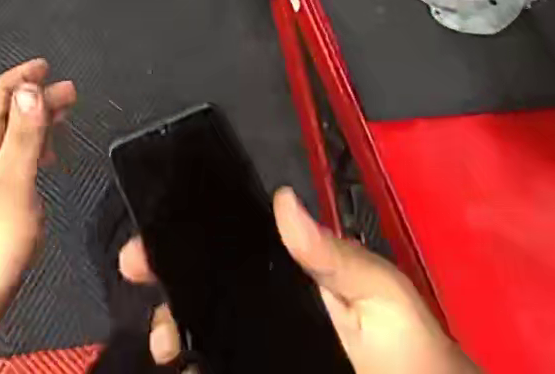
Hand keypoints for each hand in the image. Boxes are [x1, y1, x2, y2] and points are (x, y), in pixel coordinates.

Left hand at [0, 58, 76, 322]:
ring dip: (36, 121)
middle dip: (36, 97)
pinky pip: (11, 159)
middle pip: (5, 114)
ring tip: (62, 117)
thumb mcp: (13, 180)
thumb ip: (24, 133)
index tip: (46, 65)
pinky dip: (32, 147)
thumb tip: (29, 88)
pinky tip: (44, 159)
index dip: (22, 76)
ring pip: (9, 136)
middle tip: (68, 92)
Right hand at [119, 187, 477, 373]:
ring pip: (205, 335)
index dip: (191, 238)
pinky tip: (179, 365)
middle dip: (167, 280)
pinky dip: (192, 366)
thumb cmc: (416, 359)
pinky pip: (218, 367)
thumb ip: (335, 256)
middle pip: (208, 290)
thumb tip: (281, 198)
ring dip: (172, 329)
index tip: (153, 237)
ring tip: (163, 342)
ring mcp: (264, 354)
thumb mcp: (382, 296)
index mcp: (297, 277)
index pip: (235, 248)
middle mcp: (273, 313)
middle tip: (137, 276)